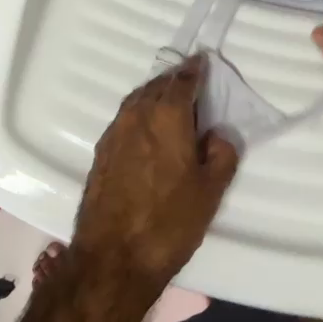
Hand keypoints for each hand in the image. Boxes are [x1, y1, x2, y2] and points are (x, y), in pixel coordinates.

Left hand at [70, 55, 239, 289]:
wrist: (112, 259)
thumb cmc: (168, 222)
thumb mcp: (210, 191)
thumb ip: (222, 154)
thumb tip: (218, 135)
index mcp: (167, 114)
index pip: (183, 79)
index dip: (195, 69)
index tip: (203, 62)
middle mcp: (137, 113)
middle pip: (158, 85)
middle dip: (175, 82)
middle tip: (192, 88)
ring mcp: (114, 131)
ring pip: (138, 101)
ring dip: (155, 97)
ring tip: (171, 109)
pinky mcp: (100, 152)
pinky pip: (125, 120)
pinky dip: (140, 117)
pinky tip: (148, 135)